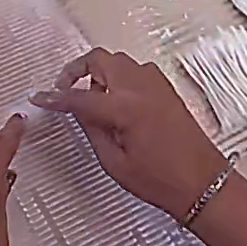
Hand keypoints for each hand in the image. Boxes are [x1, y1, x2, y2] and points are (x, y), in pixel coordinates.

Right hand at [31, 48, 225, 217]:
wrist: (205, 186)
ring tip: (91, 93)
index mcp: (126, 108)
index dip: (55, 97)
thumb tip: (78, 112)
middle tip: (64, 88)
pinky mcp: (167, 91)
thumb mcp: (114, 161)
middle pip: (99, 59)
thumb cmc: (164, 180)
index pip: (79, 95)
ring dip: (99, 71)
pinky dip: (119, 75)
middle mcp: (142, 90)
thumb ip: (92, 130)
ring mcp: (157, 87)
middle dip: (76, 70)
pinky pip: (136, 70)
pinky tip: (116, 97)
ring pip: (118, 60)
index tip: (41, 97)